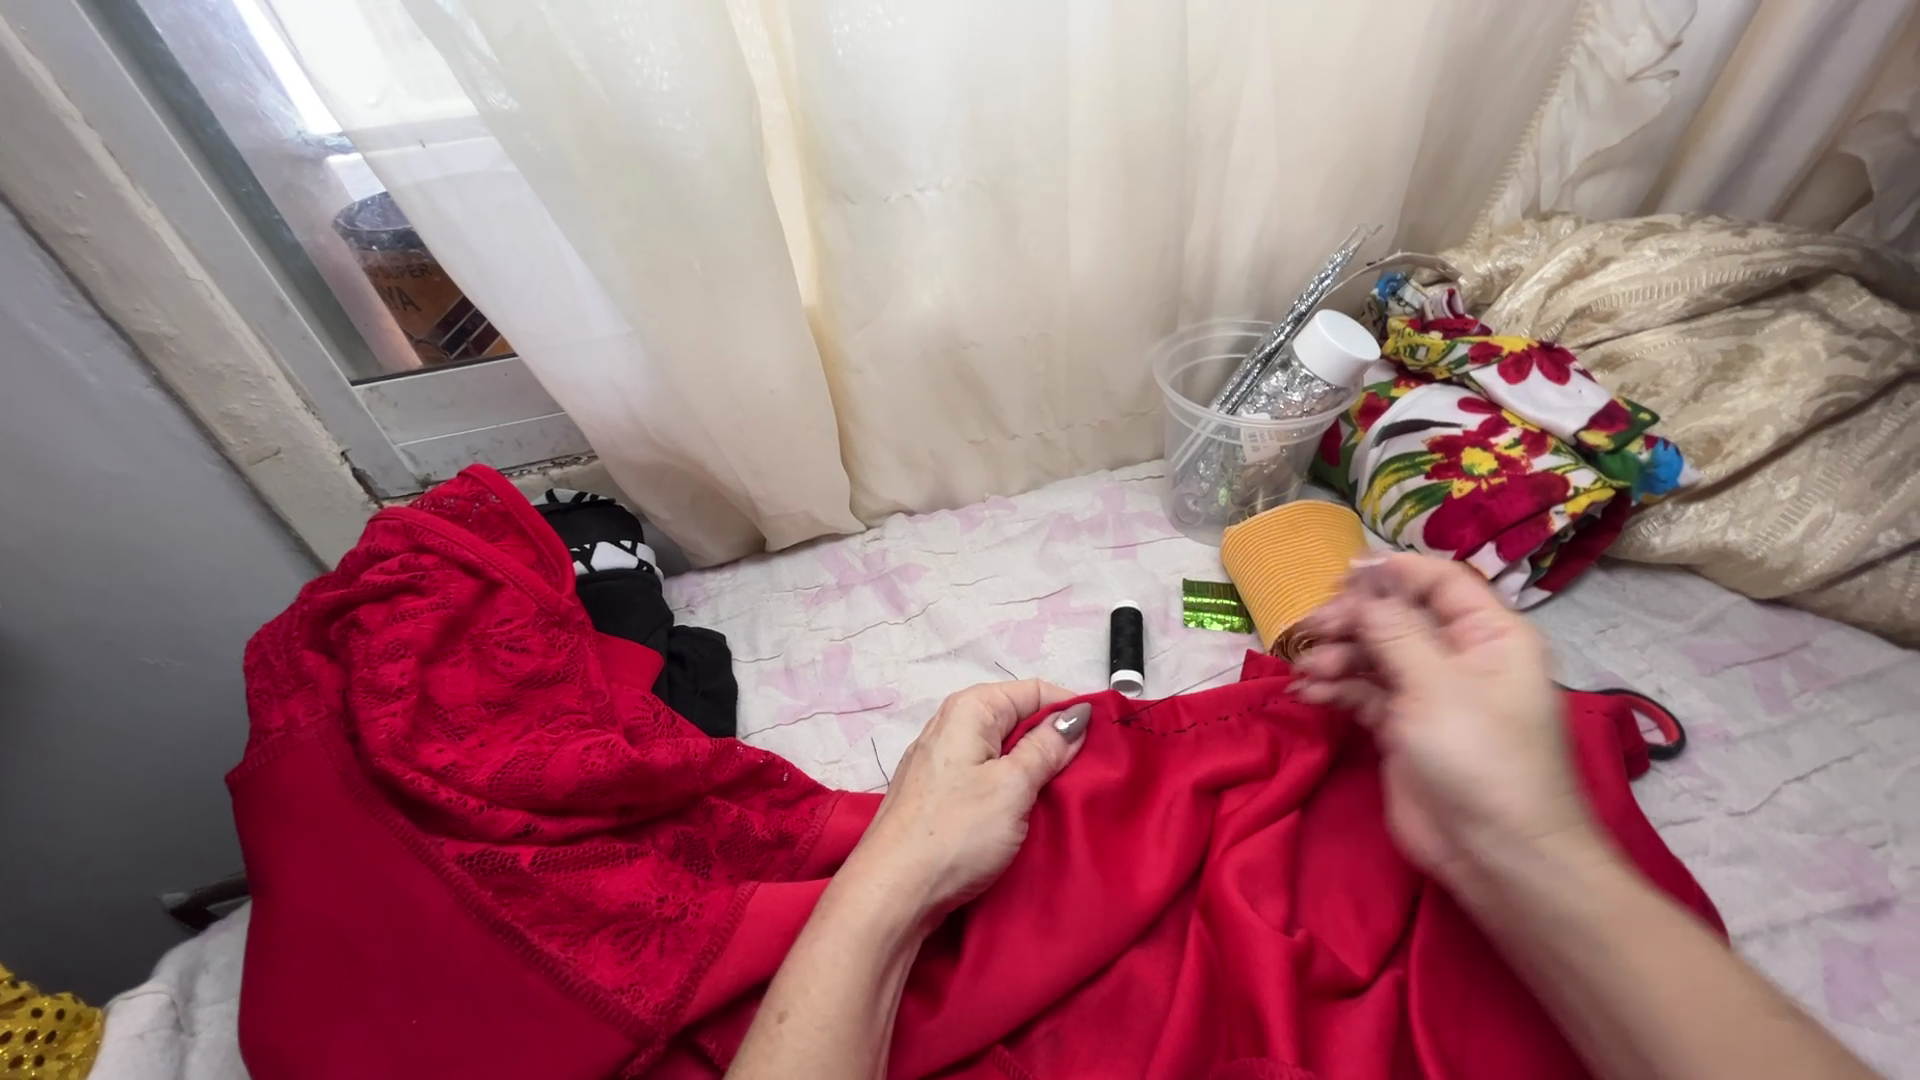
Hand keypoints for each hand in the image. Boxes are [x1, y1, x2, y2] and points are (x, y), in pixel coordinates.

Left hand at [845, 680, 1090, 920]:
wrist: (892, 892)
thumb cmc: (954, 832)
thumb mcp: (1013, 786)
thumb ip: (1047, 747)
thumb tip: (1075, 716)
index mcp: (970, 709)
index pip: (1034, 690)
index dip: (1071, 709)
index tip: (1105, 738)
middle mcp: (952, 724)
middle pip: (1018, 718)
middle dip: (1055, 740)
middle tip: (1093, 771)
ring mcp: (943, 760)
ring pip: (1004, 750)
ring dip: (1035, 767)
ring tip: (1068, 793)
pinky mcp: (940, 792)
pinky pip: (987, 774)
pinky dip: (1012, 786)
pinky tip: (1030, 810)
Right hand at [1290, 554, 1606, 889]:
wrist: (1496, 854)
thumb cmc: (1480, 757)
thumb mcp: (1436, 684)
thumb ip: (1393, 629)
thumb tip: (1362, 582)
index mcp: (1488, 637)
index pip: (1439, 582)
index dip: (1392, 572)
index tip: (1342, 573)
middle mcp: (1458, 658)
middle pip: (1395, 618)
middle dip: (1351, 619)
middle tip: (1312, 628)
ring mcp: (1427, 694)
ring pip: (1372, 654)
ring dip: (1336, 656)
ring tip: (1308, 671)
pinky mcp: (1400, 727)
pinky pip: (1361, 691)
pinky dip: (1334, 688)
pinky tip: (1309, 693)